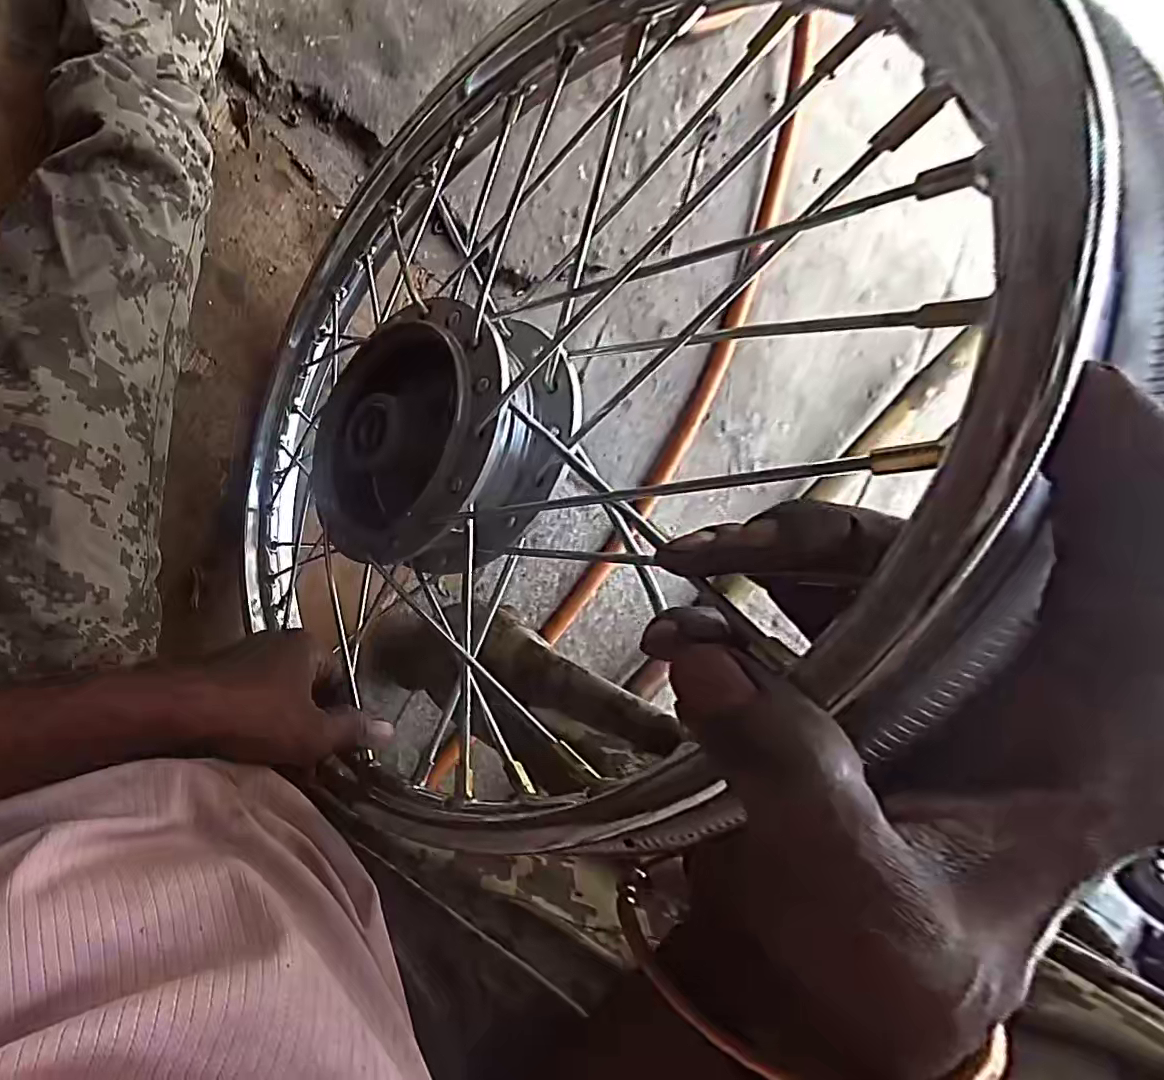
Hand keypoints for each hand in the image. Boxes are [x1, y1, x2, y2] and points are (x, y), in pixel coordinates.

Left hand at [159, 631, 392, 766]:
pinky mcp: (219, 676)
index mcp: (306, 646)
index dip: (345, 717)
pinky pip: (251, 703)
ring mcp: (245, 657)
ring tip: (286, 768)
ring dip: (285, 732)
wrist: (182, 709)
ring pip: (278, 700)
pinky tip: (254, 755)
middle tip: (314, 766)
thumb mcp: (312, 732)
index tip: (342, 751)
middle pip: (308, 691)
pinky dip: (257, 727)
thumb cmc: (255, 716)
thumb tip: (389, 728)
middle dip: (313, 729)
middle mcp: (276, 644)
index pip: (340, 681)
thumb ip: (351, 730)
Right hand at [634, 365, 1163, 1077]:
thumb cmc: (874, 953)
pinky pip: (776, 609)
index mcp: (1098, 731)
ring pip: (851, 568)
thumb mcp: (850, 883)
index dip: (1124, 463)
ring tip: (677, 577)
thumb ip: (788, 778)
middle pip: (952, 551)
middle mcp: (1013, 680)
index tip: (1060, 381)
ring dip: (754, 558)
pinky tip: (671, 635)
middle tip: (722, 547)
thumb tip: (703, 661)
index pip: (1145, 571)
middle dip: (831, 530)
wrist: (806, 971)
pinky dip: (716, 606)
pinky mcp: (831, 680)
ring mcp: (914, 675)